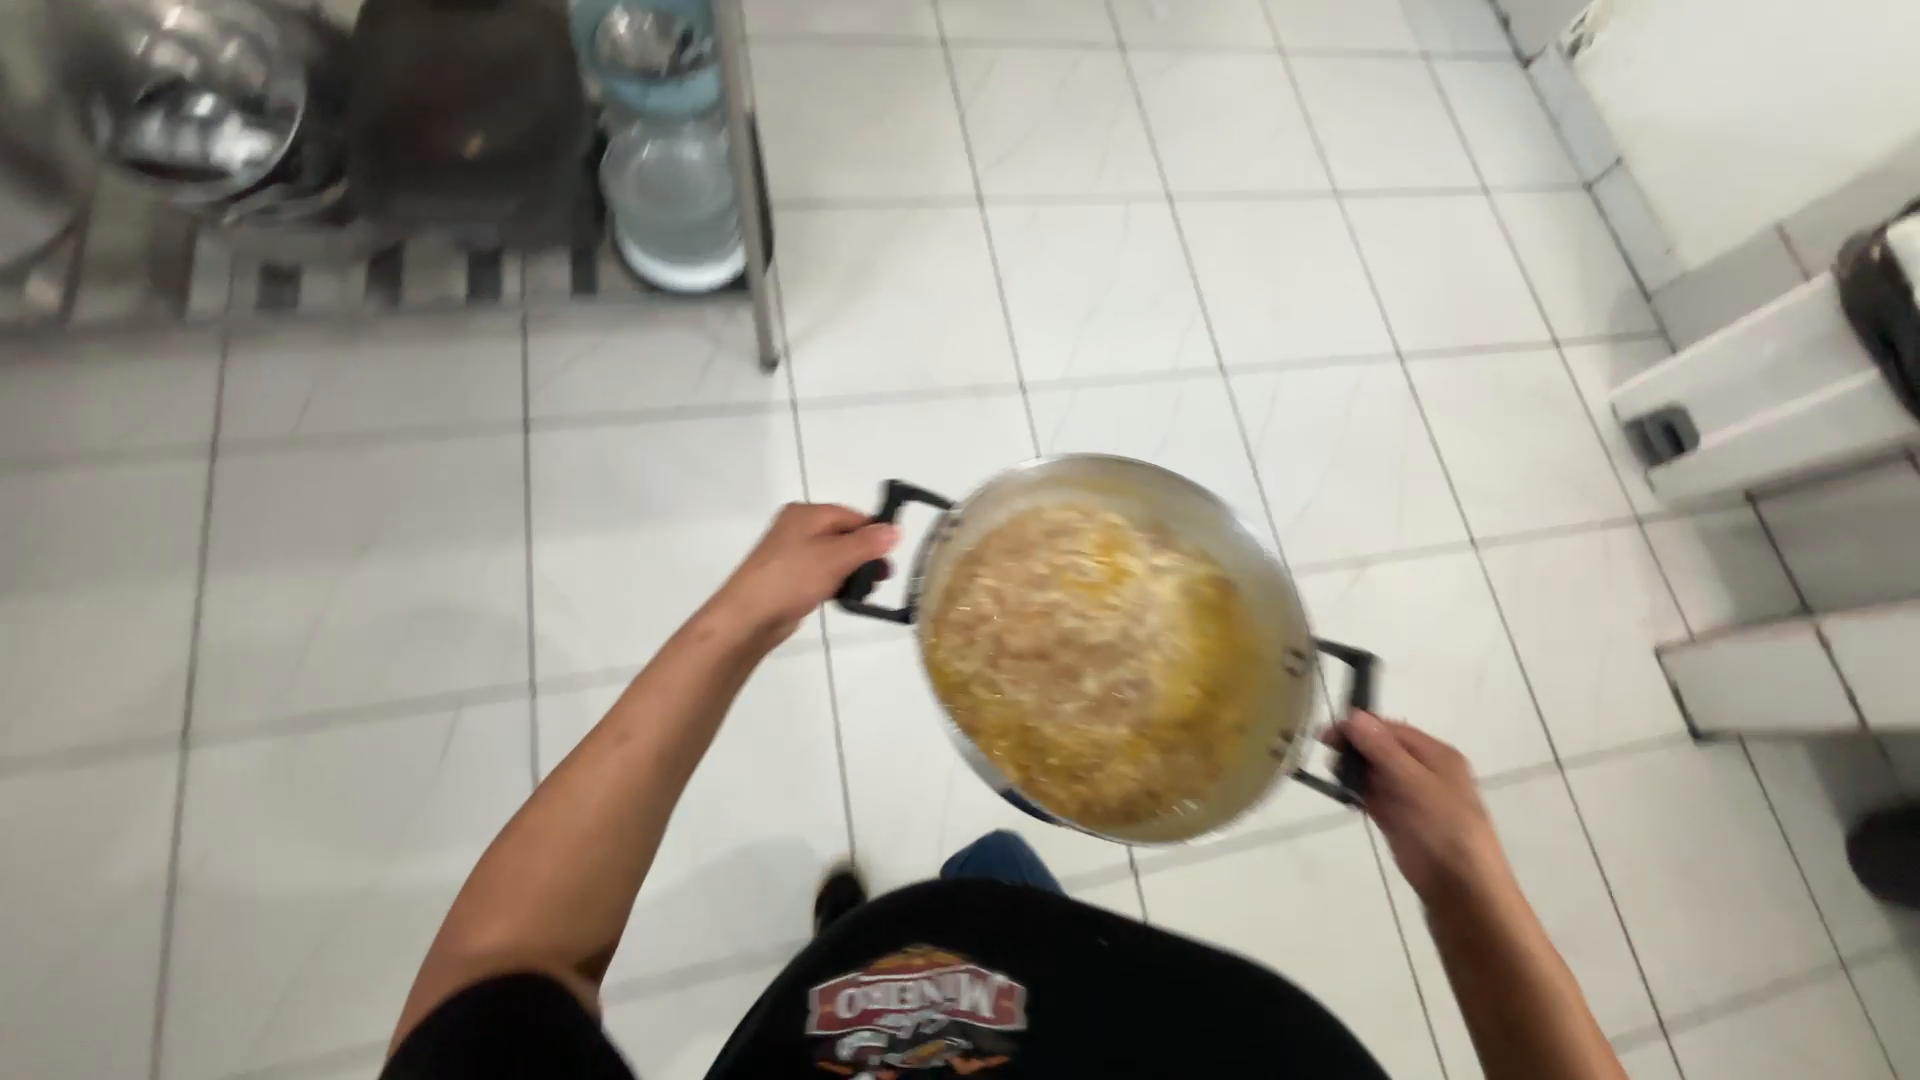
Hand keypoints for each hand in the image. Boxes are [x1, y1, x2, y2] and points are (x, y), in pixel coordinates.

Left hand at [707, 503, 899, 644]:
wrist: (748, 616)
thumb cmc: (792, 578)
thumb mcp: (835, 557)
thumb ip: (867, 543)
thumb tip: (896, 529)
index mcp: (806, 513)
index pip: (853, 516)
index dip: (874, 534)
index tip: (889, 558)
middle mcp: (798, 527)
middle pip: (844, 535)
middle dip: (865, 556)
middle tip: (882, 578)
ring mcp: (792, 553)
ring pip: (835, 556)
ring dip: (853, 571)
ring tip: (866, 591)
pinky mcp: (790, 576)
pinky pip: (822, 573)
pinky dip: (837, 582)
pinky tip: (845, 597)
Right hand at [1332, 711, 1511, 901]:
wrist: (1461, 888)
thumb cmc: (1444, 828)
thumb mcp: (1415, 783)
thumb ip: (1383, 749)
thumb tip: (1352, 715)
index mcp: (1435, 755)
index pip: (1390, 729)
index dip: (1359, 727)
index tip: (1328, 735)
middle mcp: (1421, 769)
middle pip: (1378, 747)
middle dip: (1353, 749)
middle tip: (1329, 757)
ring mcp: (1407, 793)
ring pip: (1371, 770)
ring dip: (1351, 770)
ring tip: (1336, 779)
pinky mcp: (1394, 815)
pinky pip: (1369, 793)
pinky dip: (1354, 791)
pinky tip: (1342, 794)